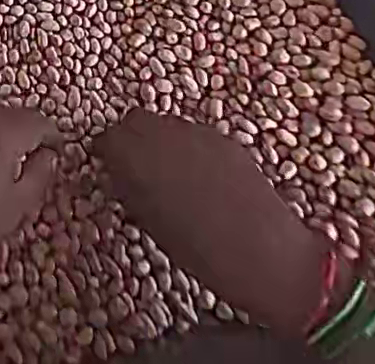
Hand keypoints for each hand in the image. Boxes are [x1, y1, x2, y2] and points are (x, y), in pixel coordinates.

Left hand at [0, 103, 59, 260]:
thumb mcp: (16, 205)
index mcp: (5, 129)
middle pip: (12, 114)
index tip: (57, 151)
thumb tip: (49, 155)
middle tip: (31, 159)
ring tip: (0, 161)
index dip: (52, 136)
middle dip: (25, 133)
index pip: (39, 120)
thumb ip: (40, 174)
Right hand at [96, 111, 327, 339]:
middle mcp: (161, 133)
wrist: (268, 254)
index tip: (109, 165)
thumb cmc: (201, 251)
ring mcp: (195, 132)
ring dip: (161, 141)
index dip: (106, 152)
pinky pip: (195, 135)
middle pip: (135, 120)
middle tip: (137, 166)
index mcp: (136, 155)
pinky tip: (202, 177)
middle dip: (131, 138)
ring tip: (172, 173)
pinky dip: (190, 149)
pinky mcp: (222, 138)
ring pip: (166, 125)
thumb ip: (131, 190)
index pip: (107, 138)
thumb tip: (120, 176)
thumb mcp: (152, 225)